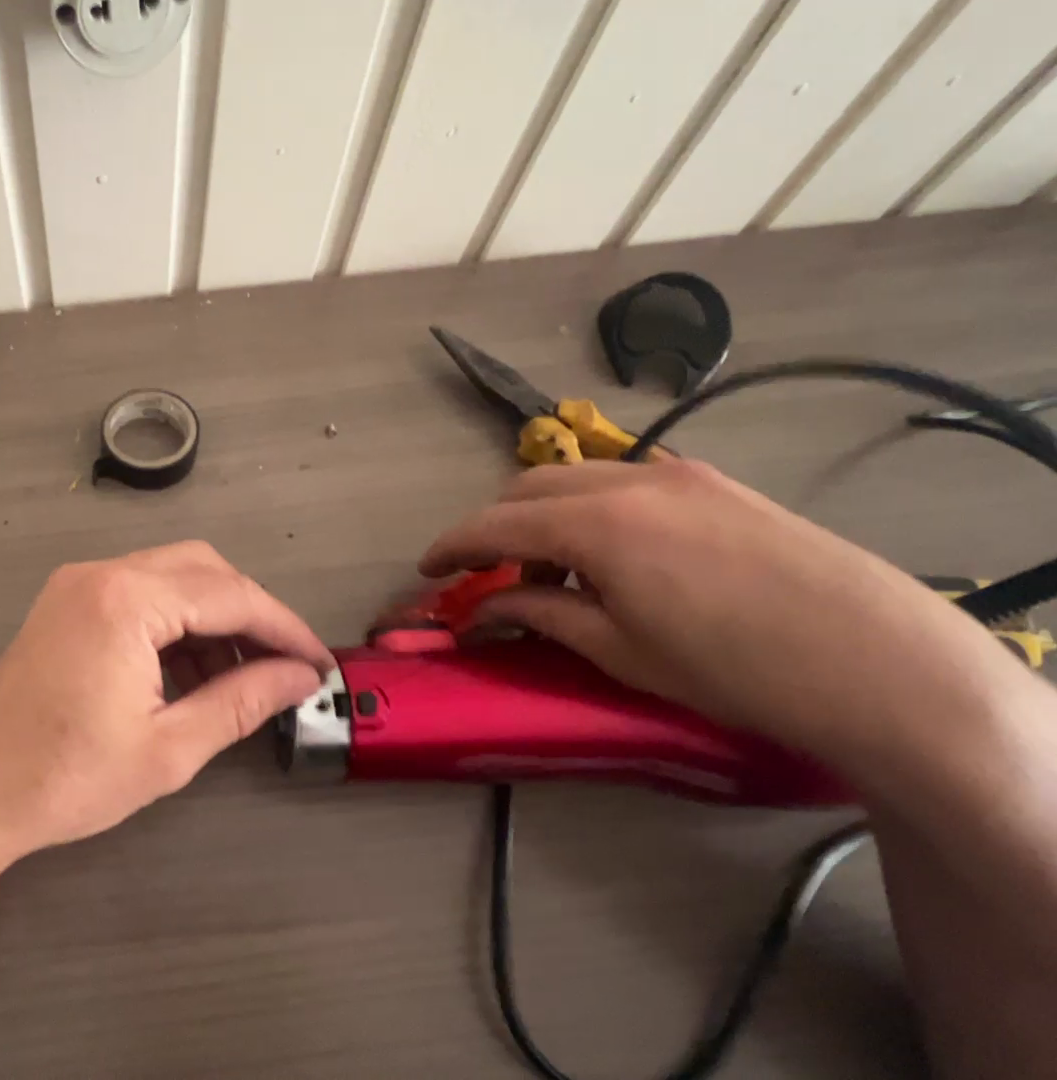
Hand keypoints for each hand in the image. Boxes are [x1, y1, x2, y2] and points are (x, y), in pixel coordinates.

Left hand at [0, 541, 331, 865]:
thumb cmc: (68, 779)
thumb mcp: (170, 748)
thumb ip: (243, 701)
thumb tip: (301, 677)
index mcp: (126, 600)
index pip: (232, 595)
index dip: (286, 628)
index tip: (320, 665)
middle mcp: (99, 574)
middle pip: (203, 570)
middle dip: (251, 616)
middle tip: (284, 669)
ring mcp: (75, 586)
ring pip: (170, 579)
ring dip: (213, 620)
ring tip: (242, 681)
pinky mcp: (62, 606)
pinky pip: (137, 596)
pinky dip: (174, 625)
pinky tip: (191, 674)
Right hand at [419, 460, 1040, 771]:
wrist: (879, 664)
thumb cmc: (731, 669)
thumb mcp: (619, 649)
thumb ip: (542, 612)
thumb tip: (489, 604)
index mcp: (597, 523)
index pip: (495, 523)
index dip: (451, 546)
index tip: (426, 569)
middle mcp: (632, 480)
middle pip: (531, 486)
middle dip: (495, 526)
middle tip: (487, 575)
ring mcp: (681, 476)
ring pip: (580, 477)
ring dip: (544, 513)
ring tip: (551, 569)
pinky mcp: (719, 485)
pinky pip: (627, 481)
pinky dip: (592, 506)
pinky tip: (610, 553)